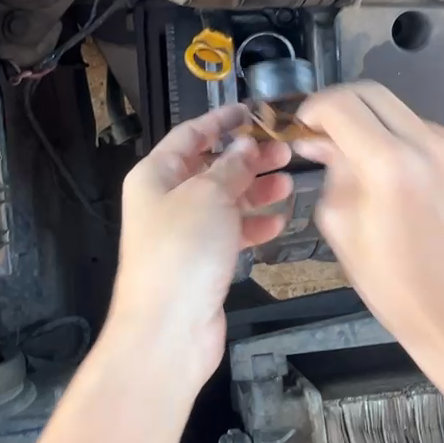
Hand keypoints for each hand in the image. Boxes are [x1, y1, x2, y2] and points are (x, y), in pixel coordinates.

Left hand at [103, 105, 293, 390]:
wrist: (168, 330)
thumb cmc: (181, 252)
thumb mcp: (208, 195)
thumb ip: (231, 167)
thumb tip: (244, 147)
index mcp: (155, 175)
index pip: (190, 135)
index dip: (220, 120)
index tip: (250, 112)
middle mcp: (166, 199)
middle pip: (211, 167)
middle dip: (248, 159)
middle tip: (285, 152)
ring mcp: (184, 232)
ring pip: (225, 200)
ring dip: (255, 191)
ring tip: (288, 185)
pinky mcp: (201, 261)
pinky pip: (231, 232)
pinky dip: (253, 226)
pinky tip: (276, 224)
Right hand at [293, 83, 443, 351]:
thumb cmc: (391, 282)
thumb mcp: (340, 226)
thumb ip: (331, 169)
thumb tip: (320, 138)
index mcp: (389, 164)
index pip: (342, 103)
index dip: (315, 109)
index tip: (308, 126)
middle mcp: (432, 145)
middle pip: (375, 94)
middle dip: (346, 109)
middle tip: (333, 134)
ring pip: (408, 118)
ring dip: (385, 133)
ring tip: (382, 173)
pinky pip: (439, 140)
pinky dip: (419, 153)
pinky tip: (418, 188)